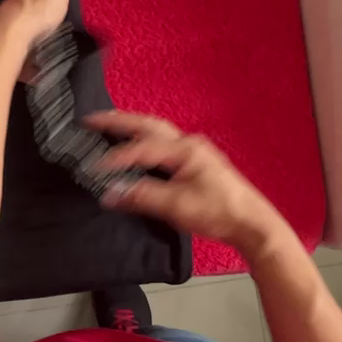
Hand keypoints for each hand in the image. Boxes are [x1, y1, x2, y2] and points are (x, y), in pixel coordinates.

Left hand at [0, 0, 84, 65]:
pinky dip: (21, 43)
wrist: (10, 36)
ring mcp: (5, 21)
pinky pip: (14, 39)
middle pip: (29, 5)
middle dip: (37, 12)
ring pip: (20, 22)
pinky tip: (27, 51)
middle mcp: (15, 2)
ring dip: (28, 28)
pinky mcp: (1, 41)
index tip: (58, 1)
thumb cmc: (38, 11)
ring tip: (39, 39)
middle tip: (50, 23)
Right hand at [83, 111, 288, 256]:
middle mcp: (188, 143)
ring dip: (130, 126)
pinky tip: (134, 145)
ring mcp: (192, 151)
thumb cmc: (219, 212)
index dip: (116, 157)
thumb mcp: (177, 206)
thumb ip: (142, 197)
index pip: (141, 148)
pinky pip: (162, 142)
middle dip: (118, 121)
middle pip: (147, 125)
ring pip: (155, 130)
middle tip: (91, 119)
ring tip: (107, 125)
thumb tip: (110, 193)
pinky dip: (142, 139)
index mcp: (184, 150)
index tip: (94, 166)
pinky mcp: (194, 161)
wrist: (250, 222)